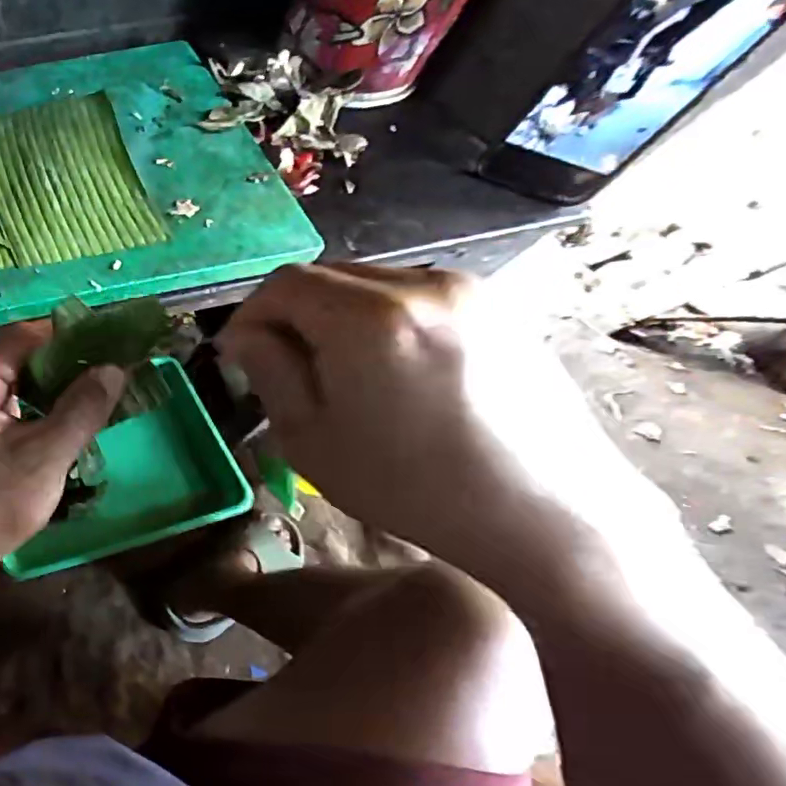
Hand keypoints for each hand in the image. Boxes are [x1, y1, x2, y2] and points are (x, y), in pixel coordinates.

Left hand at [0, 323, 123, 582]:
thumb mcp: (45, 457)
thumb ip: (81, 408)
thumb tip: (114, 367)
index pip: (22, 338)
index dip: (68, 336)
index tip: (111, 343)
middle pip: (16, 354)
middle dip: (63, 359)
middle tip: (110, 367)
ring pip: (13, 376)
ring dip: (51, 381)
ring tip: (96, 386)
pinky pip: (4, 396)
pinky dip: (34, 399)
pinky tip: (65, 409)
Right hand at [218, 263, 645, 570]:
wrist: (546, 512)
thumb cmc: (409, 483)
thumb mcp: (307, 434)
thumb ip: (268, 369)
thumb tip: (246, 335)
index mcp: (367, 318)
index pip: (283, 283)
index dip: (249, 313)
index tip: (240, 353)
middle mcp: (421, 286)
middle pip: (326, 274)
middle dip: (290, 312)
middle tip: (281, 362)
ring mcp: (470, 293)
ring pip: (369, 282)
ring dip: (333, 313)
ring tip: (335, 368)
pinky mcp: (500, 309)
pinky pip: (412, 295)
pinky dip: (379, 317)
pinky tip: (386, 368)